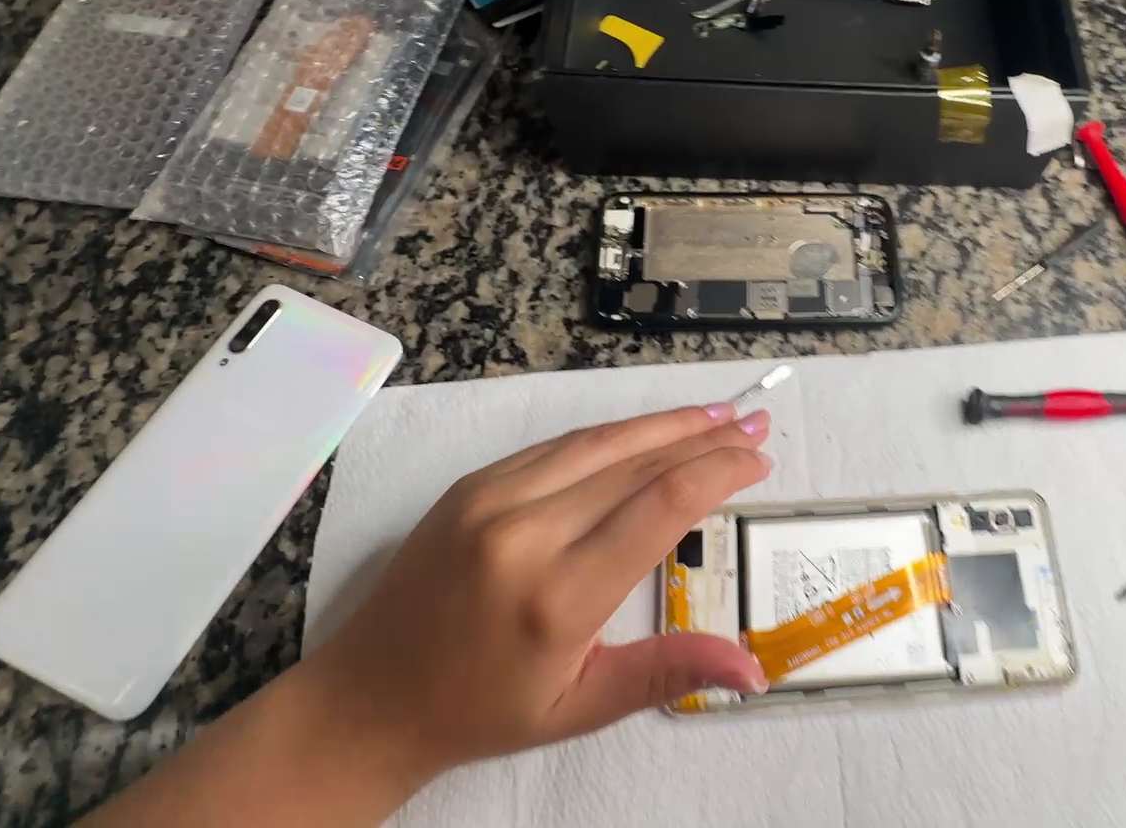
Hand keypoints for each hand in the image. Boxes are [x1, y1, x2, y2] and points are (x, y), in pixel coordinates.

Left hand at [304, 402, 772, 780]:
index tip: (760, 461)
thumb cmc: (482, 711)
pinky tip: (649, 429)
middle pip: (639, 463)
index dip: (719, 472)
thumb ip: (670, 670)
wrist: (366, 697)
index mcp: (558, 597)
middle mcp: (526, 532)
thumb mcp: (581, 706)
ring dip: (666, 423)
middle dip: (707, 439)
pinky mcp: (473, 483)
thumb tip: (756, 670)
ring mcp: (492, 498)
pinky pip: (561, 446)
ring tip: (717, 414)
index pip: (661, 506)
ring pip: (602, 441)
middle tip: (756, 423)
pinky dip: (616, 433)